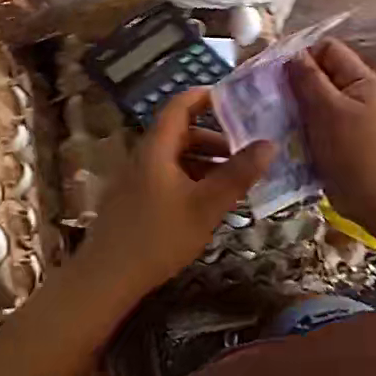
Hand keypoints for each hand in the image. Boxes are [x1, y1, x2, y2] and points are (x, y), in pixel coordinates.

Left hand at [77, 88, 274, 299]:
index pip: (180, 106)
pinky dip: (190, 181)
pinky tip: (206, 206)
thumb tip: (269, 144)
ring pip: (174, 160)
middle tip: (245, 153)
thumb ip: (238, 174)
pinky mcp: (132, 201)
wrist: (106, 278)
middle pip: (181, 134)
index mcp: (157, 148)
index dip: (206, 97)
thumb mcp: (206, 205)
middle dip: (215, 140)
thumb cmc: (159, 236)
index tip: (236, 100)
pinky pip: (166, 178)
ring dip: (204, 164)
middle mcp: (143, 156)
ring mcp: (134, 180)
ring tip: (233, 183)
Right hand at [288, 39, 375, 227]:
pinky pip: (314, 127)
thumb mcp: (329, 110)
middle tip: (266, 98)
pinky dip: (299, 131)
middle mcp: (355, 95)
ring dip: (293, 110)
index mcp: (360, 80)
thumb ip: (309, 79)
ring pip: (313, 104)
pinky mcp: (339, 144)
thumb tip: (292, 55)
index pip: (327, 50)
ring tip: (270, 119)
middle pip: (318, 77)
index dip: (301, 55)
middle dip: (292, 85)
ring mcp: (348, 121)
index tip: (274, 73)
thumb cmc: (356, 152)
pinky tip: (282, 139)